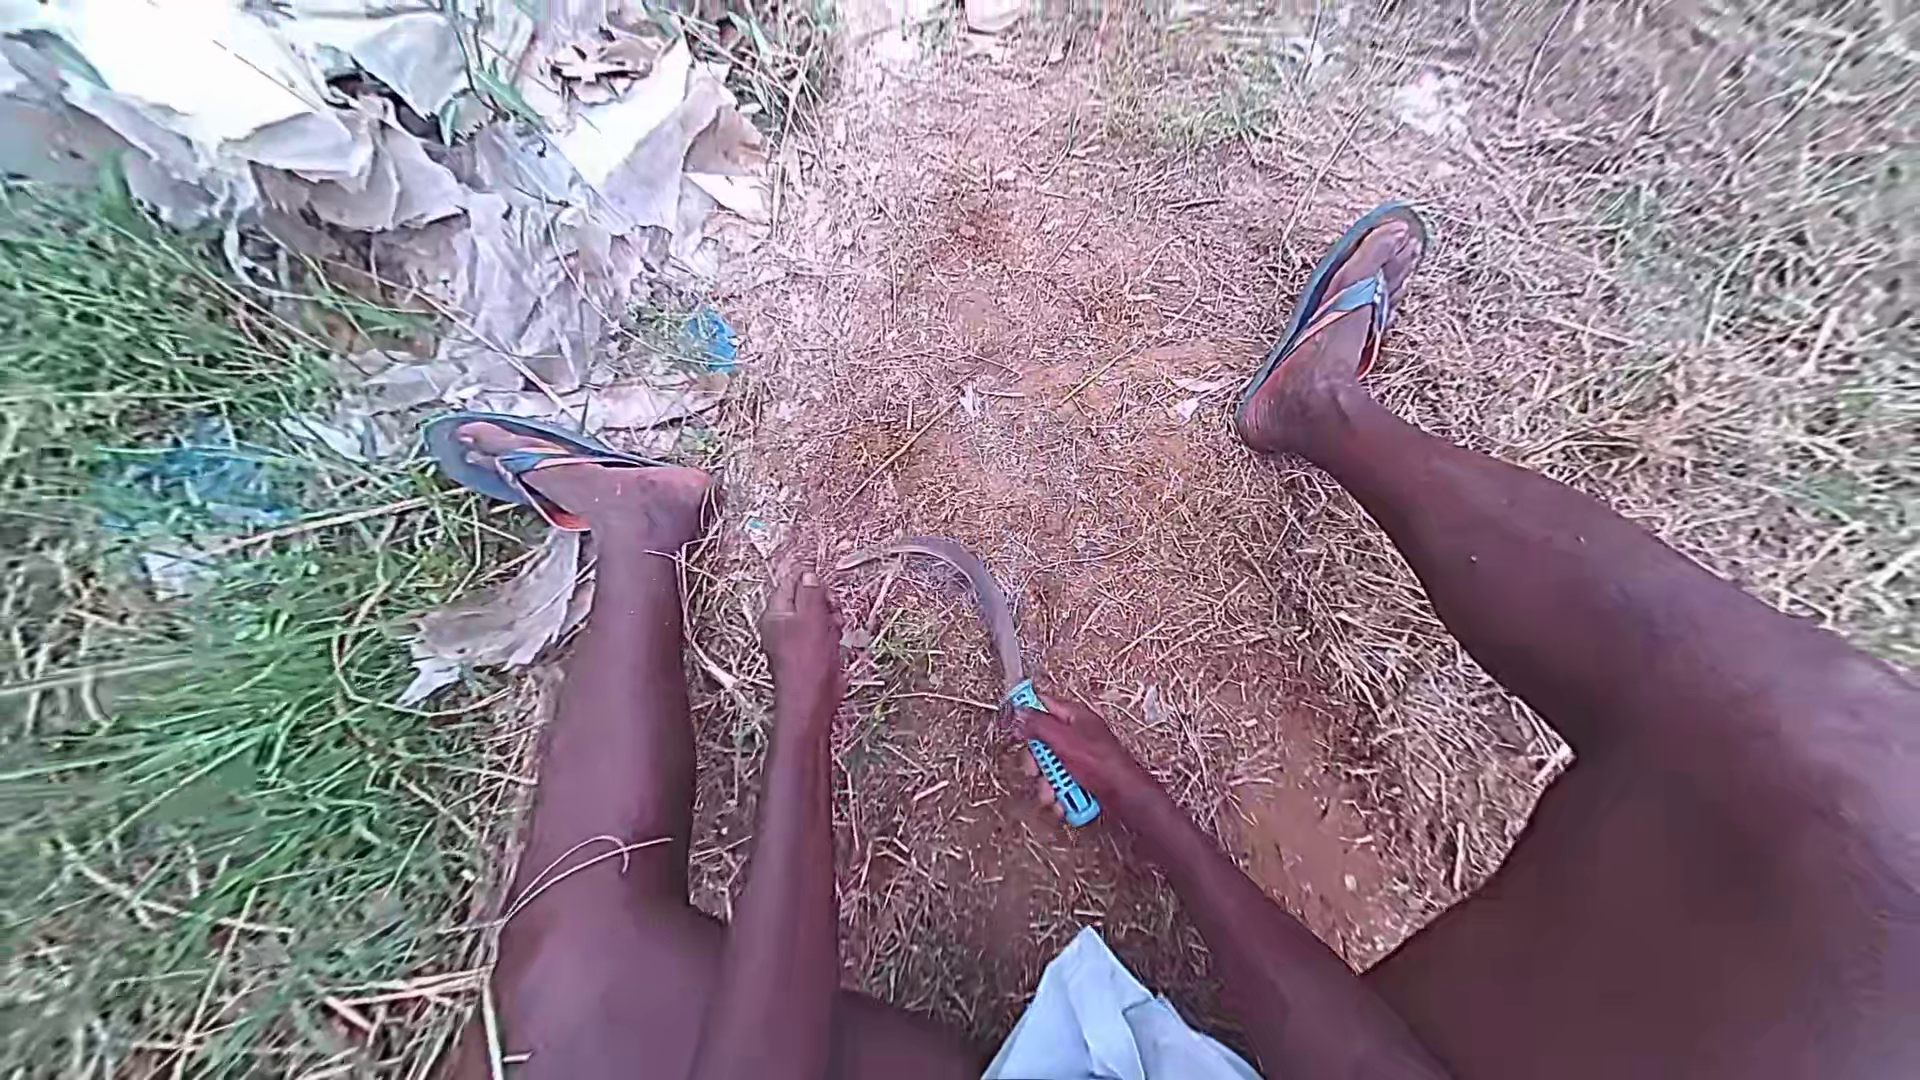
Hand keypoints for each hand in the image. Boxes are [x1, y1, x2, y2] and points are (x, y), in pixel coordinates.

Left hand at [759, 562, 843, 736]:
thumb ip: (810, 593)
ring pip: (817, 615)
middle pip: (805, 598)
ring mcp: (795, 639)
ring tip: (835, 629)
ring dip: (831, 618)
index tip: (825, 587)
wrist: (812, 698)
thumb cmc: (808, 660)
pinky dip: (831, 633)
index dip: (809, 581)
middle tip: (832, 610)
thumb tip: (808, 574)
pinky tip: (836, 640)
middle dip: (824, 601)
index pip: (790, 583)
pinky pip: (822, 632)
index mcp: (775, 614)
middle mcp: (782, 625)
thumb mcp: (811, 618)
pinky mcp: (809, 651)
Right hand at [1014, 690, 1157, 817]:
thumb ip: (1038, 725)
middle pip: (1042, 741)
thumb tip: (1018, 711)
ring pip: (1049, 767)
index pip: (1042, 704)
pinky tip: (1063, 802)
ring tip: (1053, 793)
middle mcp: (1075, 734)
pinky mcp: (1081, 777)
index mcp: (1073, 717)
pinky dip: (1058, 795)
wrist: (1125, 797)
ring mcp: (1079, 756)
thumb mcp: (1063, 740)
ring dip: (1047, 784)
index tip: (1012, 723)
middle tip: (1037, 771)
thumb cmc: (1102, 764)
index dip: (1026, 713)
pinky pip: (1060, 783)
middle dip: (1037, 762)